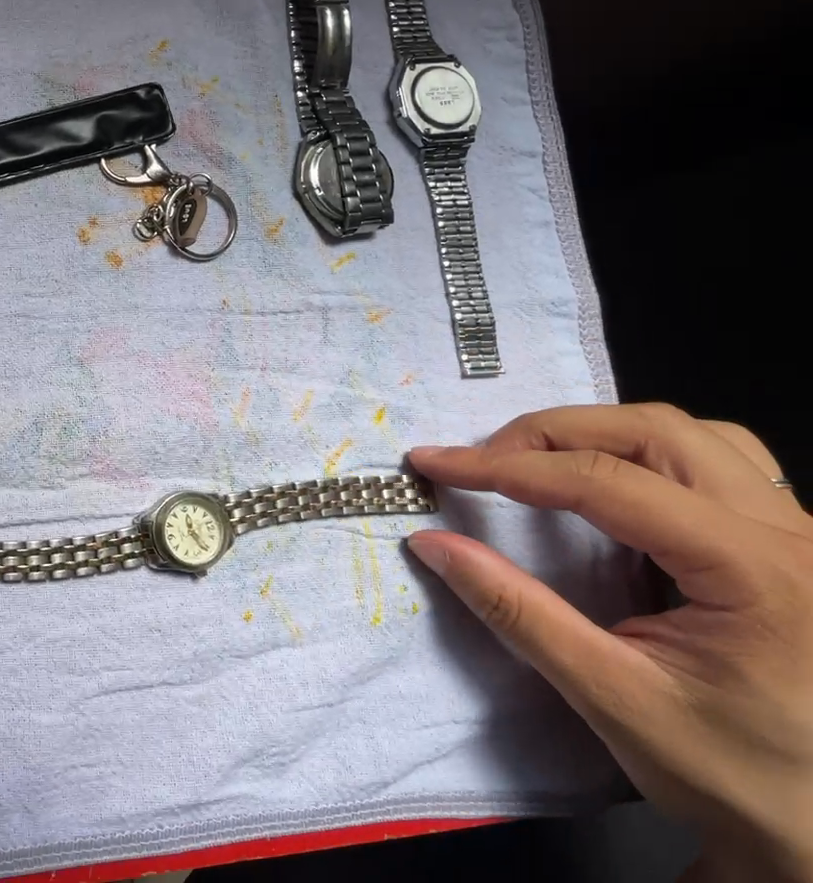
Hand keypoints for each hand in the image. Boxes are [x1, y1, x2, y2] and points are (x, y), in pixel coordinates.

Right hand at [407, 404, 811, 882]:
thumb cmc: (730, 774)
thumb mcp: (611, 695)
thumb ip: (517, 610)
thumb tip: (430, 542)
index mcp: (755, 571)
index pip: (606, 481)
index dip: (504, 465)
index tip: (430, 463)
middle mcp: (794, 536)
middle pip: (656, 432)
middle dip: (550, 434)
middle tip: (478, 463)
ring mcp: (804, 537)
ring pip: (693, 436)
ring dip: (599, 435)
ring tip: (532, 466)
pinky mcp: (794, 548)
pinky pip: (720, 463)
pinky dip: (644, 455)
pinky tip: (608, 488)